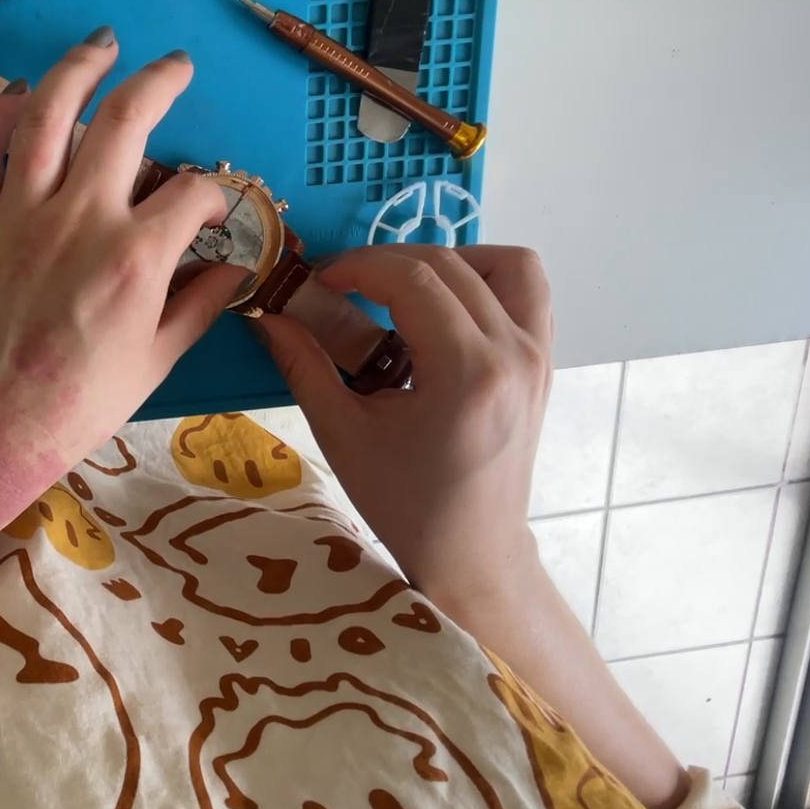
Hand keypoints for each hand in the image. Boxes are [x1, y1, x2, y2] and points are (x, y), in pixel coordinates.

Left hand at [0, 28, 247, 489]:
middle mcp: (80, 218)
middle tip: (176, 66)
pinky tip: (19, 95)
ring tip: (102, 45)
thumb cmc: (77, 405)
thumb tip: (233, 268)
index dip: (210, 195)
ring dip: (81, 66)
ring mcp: (19, 214)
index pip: (191, 192)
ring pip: (50, 111)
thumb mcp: (155, 361)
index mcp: (134, 256)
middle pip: (129, 119)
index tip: (206, 209)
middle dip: (162, 81)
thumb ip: (199, 305)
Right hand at [254, 245, 552, 613]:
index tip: (317, 280)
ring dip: (447, 261)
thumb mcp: (341, 434)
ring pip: (506, 264)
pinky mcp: (542, 362)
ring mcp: (538, 355)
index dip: (358, 265)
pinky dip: (482, 280)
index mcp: (466, 373)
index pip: (414, 280)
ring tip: (399, 290)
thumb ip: (303, 365)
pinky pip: (525, 292)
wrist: (469, 548)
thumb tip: (268, 317)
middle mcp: (514, 352)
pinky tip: (439, 311)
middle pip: (451, 265)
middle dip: (386, 261)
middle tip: (339, 285)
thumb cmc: (402, 500)